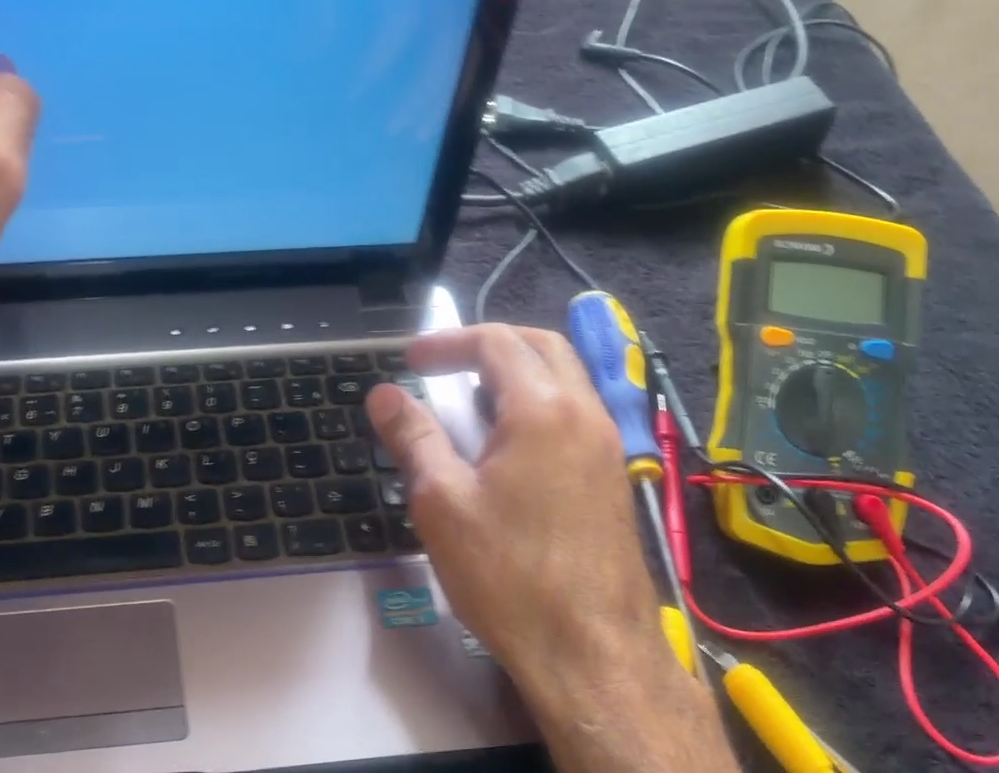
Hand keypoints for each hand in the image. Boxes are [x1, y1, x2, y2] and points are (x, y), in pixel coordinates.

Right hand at [367, 324, 664, 685]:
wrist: (594, 658)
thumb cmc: (510, 576)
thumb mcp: (442, 502)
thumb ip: (413, 437)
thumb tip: (385, 394)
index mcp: (543, 410)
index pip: (496, 341)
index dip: (447, 342)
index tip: (410, 361)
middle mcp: (585, 415)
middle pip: (541, 346)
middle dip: (488, 345)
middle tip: (445, 366)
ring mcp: (607, 448)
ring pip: (565, 379)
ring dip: (517, 374)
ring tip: (470, 405)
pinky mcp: (613, 480)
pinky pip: (575, 414)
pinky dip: (538, 405)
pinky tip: (507, 450)